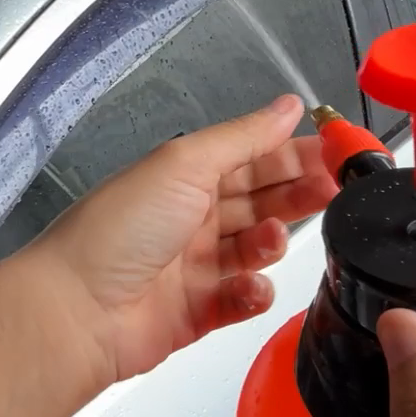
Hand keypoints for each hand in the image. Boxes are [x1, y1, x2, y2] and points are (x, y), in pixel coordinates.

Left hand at [15, 95, 338, 387]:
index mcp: (181, 175)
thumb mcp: (183, 164)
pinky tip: (250, 286)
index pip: (249, 156)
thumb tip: (285, 106)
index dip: (291, 153)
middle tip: (330, 192)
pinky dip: (253, 292)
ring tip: (269, 239)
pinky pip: (242, 299)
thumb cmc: (117, 229)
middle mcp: (187, 216)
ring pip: (254, 249)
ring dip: (270, 243)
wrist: (79, 309)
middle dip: (295, 195)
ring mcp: (192, 265)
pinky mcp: (197, 310)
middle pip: (257, 200)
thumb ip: (241, 138)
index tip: (337, 152)